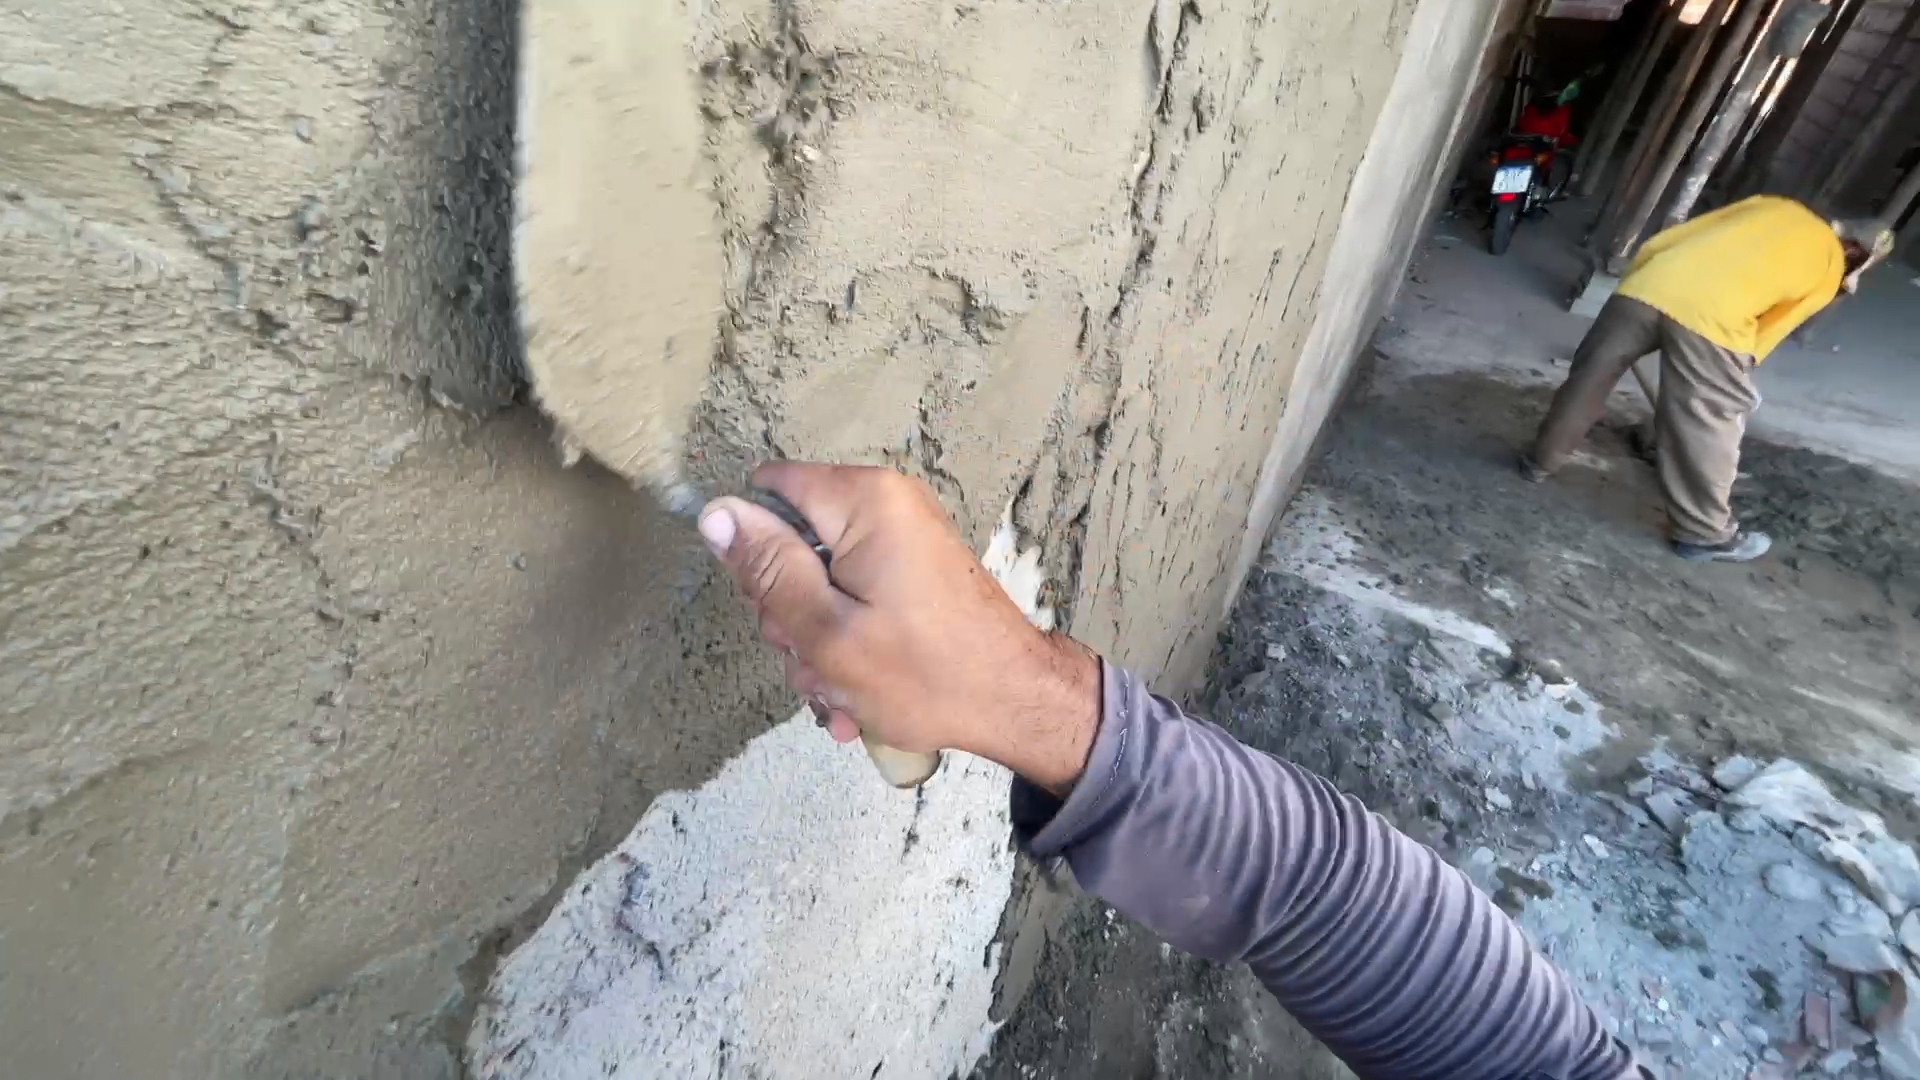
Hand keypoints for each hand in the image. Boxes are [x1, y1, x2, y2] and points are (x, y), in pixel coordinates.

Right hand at [697, 464, 1099, 792]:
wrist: (1018, 704)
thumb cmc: (924, 673)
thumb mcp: (826, 630)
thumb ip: (767, 569)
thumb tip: (715, 511)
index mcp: (865, 500)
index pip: (771, 490)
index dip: (757, 549)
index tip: (778, 606)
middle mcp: (888, 504)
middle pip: (796, 540)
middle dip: (791, 609)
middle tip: (815, 660)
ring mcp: (904, 538)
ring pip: (822, 578)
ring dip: (818, 640)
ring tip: (842, 690)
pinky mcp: (915, 569)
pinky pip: (858, 595)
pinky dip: (850, 642)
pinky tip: (859, 695)